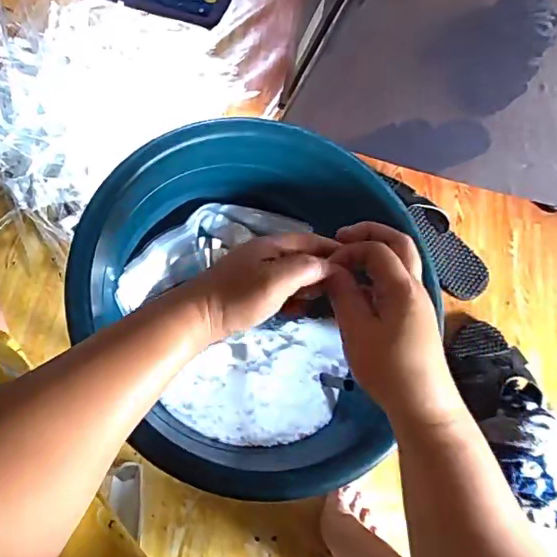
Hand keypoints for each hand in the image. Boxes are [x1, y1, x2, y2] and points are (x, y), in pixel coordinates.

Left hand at [179, 233, 336, 342]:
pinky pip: (278, 289)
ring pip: (291, 275)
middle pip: (302, 257)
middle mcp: (262, 253)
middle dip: (322, 271)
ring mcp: (253, 271)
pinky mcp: (247, 290)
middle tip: (339, 291)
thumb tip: (330, 264)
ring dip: (307, 287)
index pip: (311, 240)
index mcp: (270, 245)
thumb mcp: (277, 280)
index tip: (358, 267)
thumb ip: (306, 268)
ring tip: (318, 304)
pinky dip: (291, 297)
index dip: (335, 251)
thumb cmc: (238, 297)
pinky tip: (295, 311)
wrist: (197, 316)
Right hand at [319, 223, 463, 426]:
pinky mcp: (415, 314)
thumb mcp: (356, 329)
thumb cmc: (387, 367)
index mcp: (403, 288)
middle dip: (369, 233)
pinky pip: (398, 279)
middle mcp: (417, 287)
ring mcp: (419, 301)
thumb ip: (344, 292)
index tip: (325, 266)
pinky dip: (378, 270)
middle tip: (339, 238)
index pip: (377, 248)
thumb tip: (332, 269)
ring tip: (345, 260)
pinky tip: (357, 286)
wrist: (423, 404)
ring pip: (402, 260)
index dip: (348, 250)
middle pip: (400, 243)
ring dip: (374, 251)